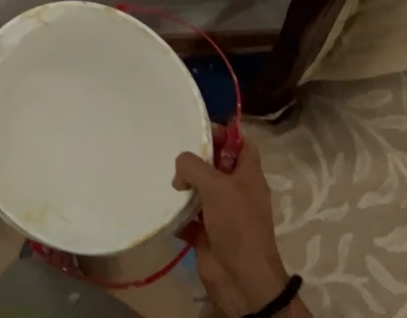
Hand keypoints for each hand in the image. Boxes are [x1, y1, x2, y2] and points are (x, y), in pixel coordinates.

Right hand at [174, 142, 304, 317]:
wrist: (241, 279)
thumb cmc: (237, 225)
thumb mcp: (216, 185)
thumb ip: (193, 166)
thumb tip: (179, 172)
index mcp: (248, 176)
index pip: (241, 144)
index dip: (224, 132)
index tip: (198, 128)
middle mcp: (236, 191)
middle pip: (215, 165)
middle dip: (194, 157)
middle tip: (170, 146)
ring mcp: (221, 212)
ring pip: (199, 189)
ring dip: (181, 183)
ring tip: (159, 171)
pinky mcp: (206, 232)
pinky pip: (187, 215)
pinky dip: (175, 211)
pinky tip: (158, 201)